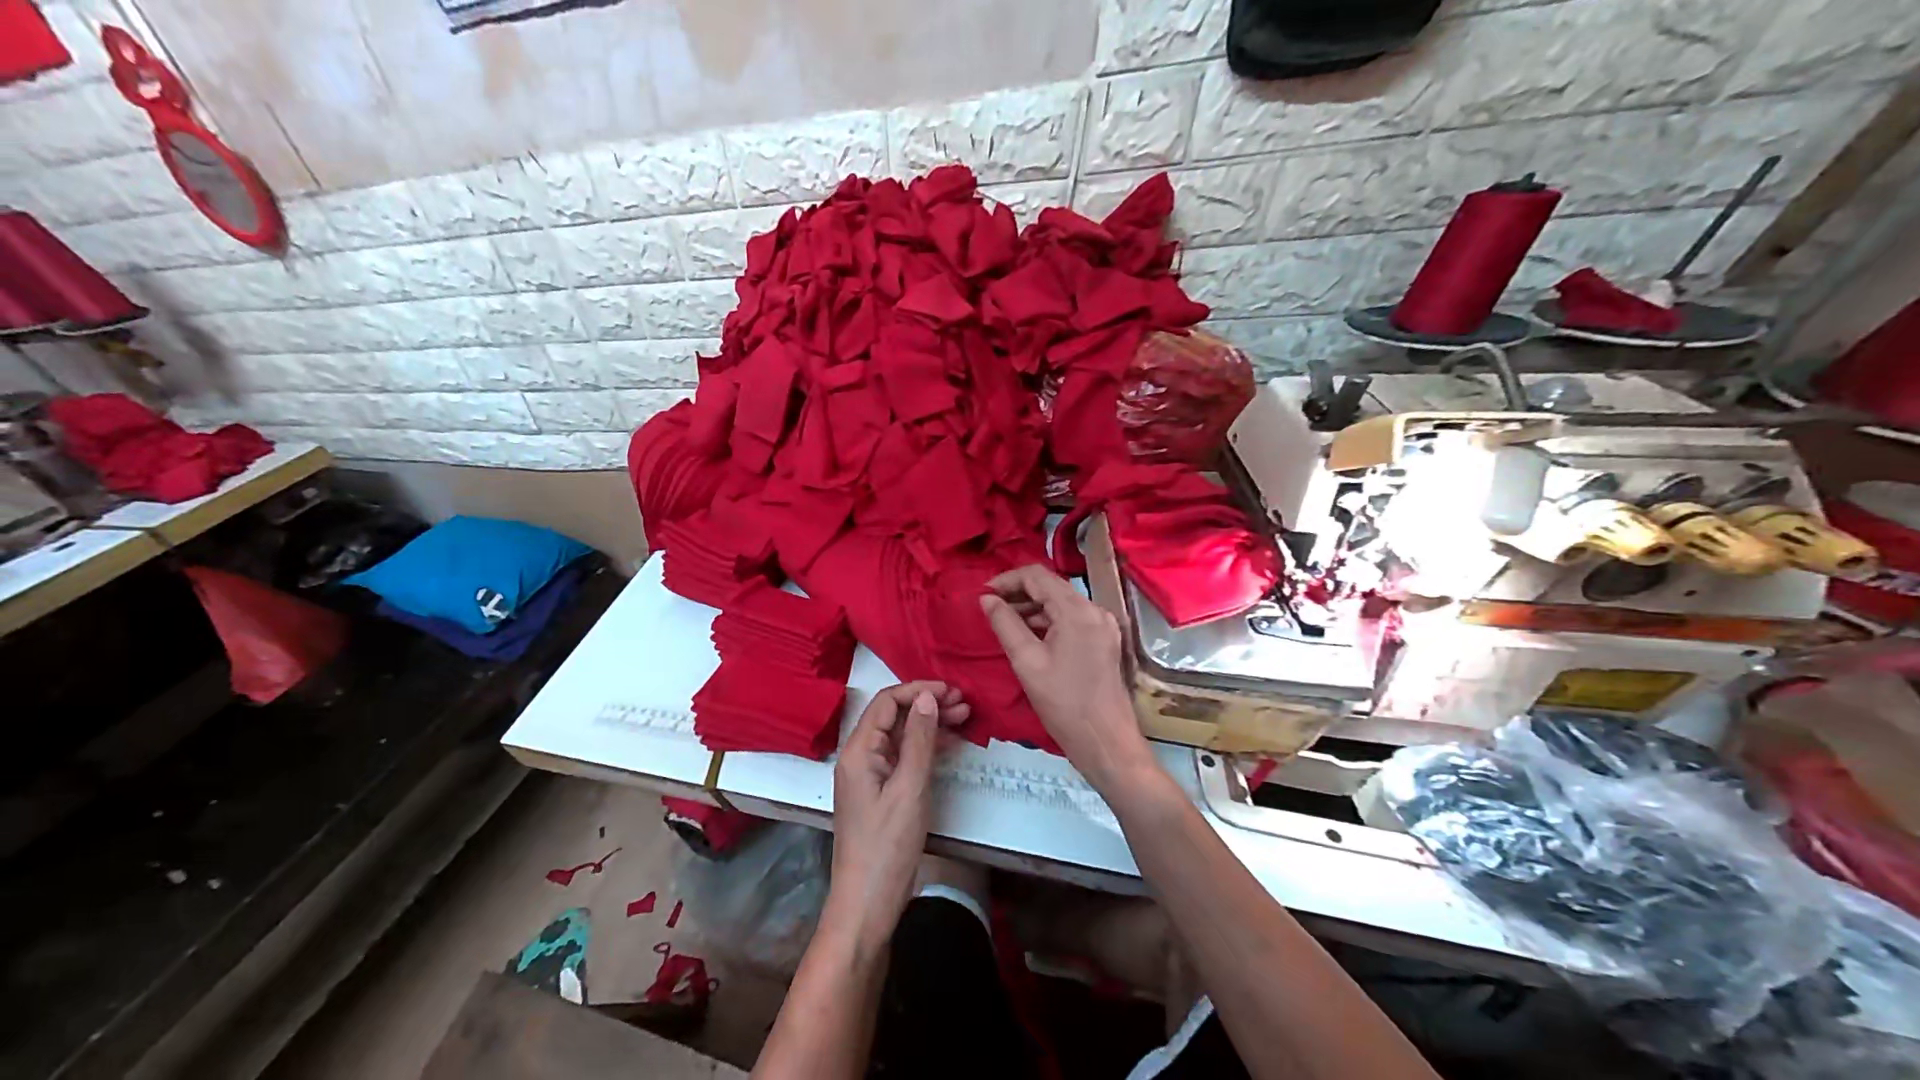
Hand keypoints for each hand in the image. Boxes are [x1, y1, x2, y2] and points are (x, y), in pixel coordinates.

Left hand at [827, 681, 968, 946]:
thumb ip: (919, 739)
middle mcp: (860, 757)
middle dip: (927, 704)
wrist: (867, 902)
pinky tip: (950, 743)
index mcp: (859, 751)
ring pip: (901, 736)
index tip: (951, 691)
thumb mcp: (909, 788)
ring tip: (964, 717)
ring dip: (929, 724)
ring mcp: (870, 775)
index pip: (887, 702)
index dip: (918, 690)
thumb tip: (928, 697)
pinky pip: (904, 757)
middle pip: (893, 717)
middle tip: (964, 703)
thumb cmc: (888, 846)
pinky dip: (926, 746)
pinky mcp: (881, 792)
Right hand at [979, 565, 1155, 795]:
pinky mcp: (1105, 641)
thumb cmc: (1063, 704)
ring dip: (1032, 608)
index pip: (1037, 575)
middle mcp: (1095, 610)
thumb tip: (987, 599)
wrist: (1106, 742)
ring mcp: (1103, 625)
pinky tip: (1029, 636)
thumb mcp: (1027, 662)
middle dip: (1018, 593)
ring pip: (1061, 603)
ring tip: (1004, 622)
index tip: (983, 594)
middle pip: (1051, 586)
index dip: (1007, 580)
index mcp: (1077, 611)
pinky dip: (1049, 622)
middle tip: (989, 608)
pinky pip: (1072, 619)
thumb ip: (1005, 624)